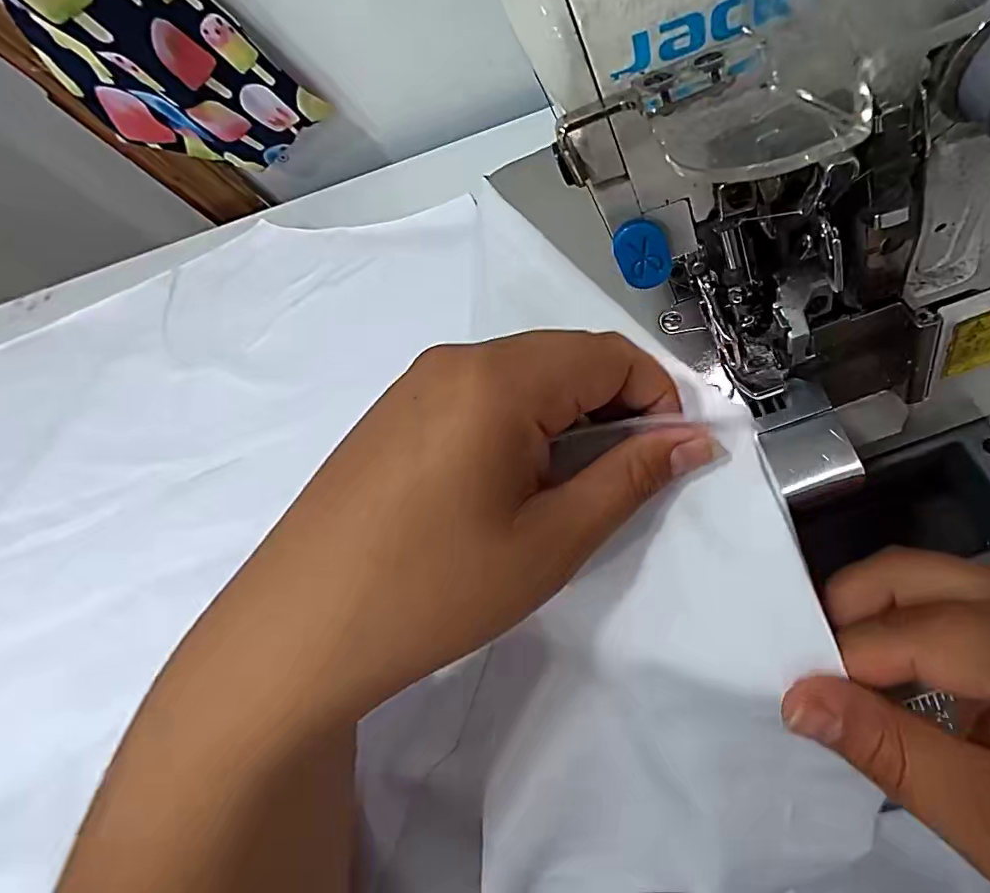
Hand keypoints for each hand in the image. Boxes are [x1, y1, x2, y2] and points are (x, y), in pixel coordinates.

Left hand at [60, 332, 716, 892]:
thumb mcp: (553, 539)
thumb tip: (694, 440)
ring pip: (528, 371)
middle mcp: (458, 359)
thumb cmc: (436, 589)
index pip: (610, 354)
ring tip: (566, 483)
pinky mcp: (397, 407)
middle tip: (620, 475)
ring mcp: (420, 380)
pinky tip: (511, 477)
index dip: (656, 397)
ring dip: (570, 412)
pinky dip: (524, 417)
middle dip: (615, 403)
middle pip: (568, 356)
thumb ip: (632, 477)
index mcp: (499, 378)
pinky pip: (485, 389)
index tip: (665, 455)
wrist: (295, 635)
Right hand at [780, 549, 989, 892]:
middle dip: (845, 616)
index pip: (915, 632)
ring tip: (835, 672)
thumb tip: (801, 700)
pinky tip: (882, 667)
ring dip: (866, 616)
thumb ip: (892, 752)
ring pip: (916, 576)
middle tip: (807, 671)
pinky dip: (895, 622)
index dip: (845, 660)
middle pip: (909, 576)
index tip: (797, 697)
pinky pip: (938, 593)